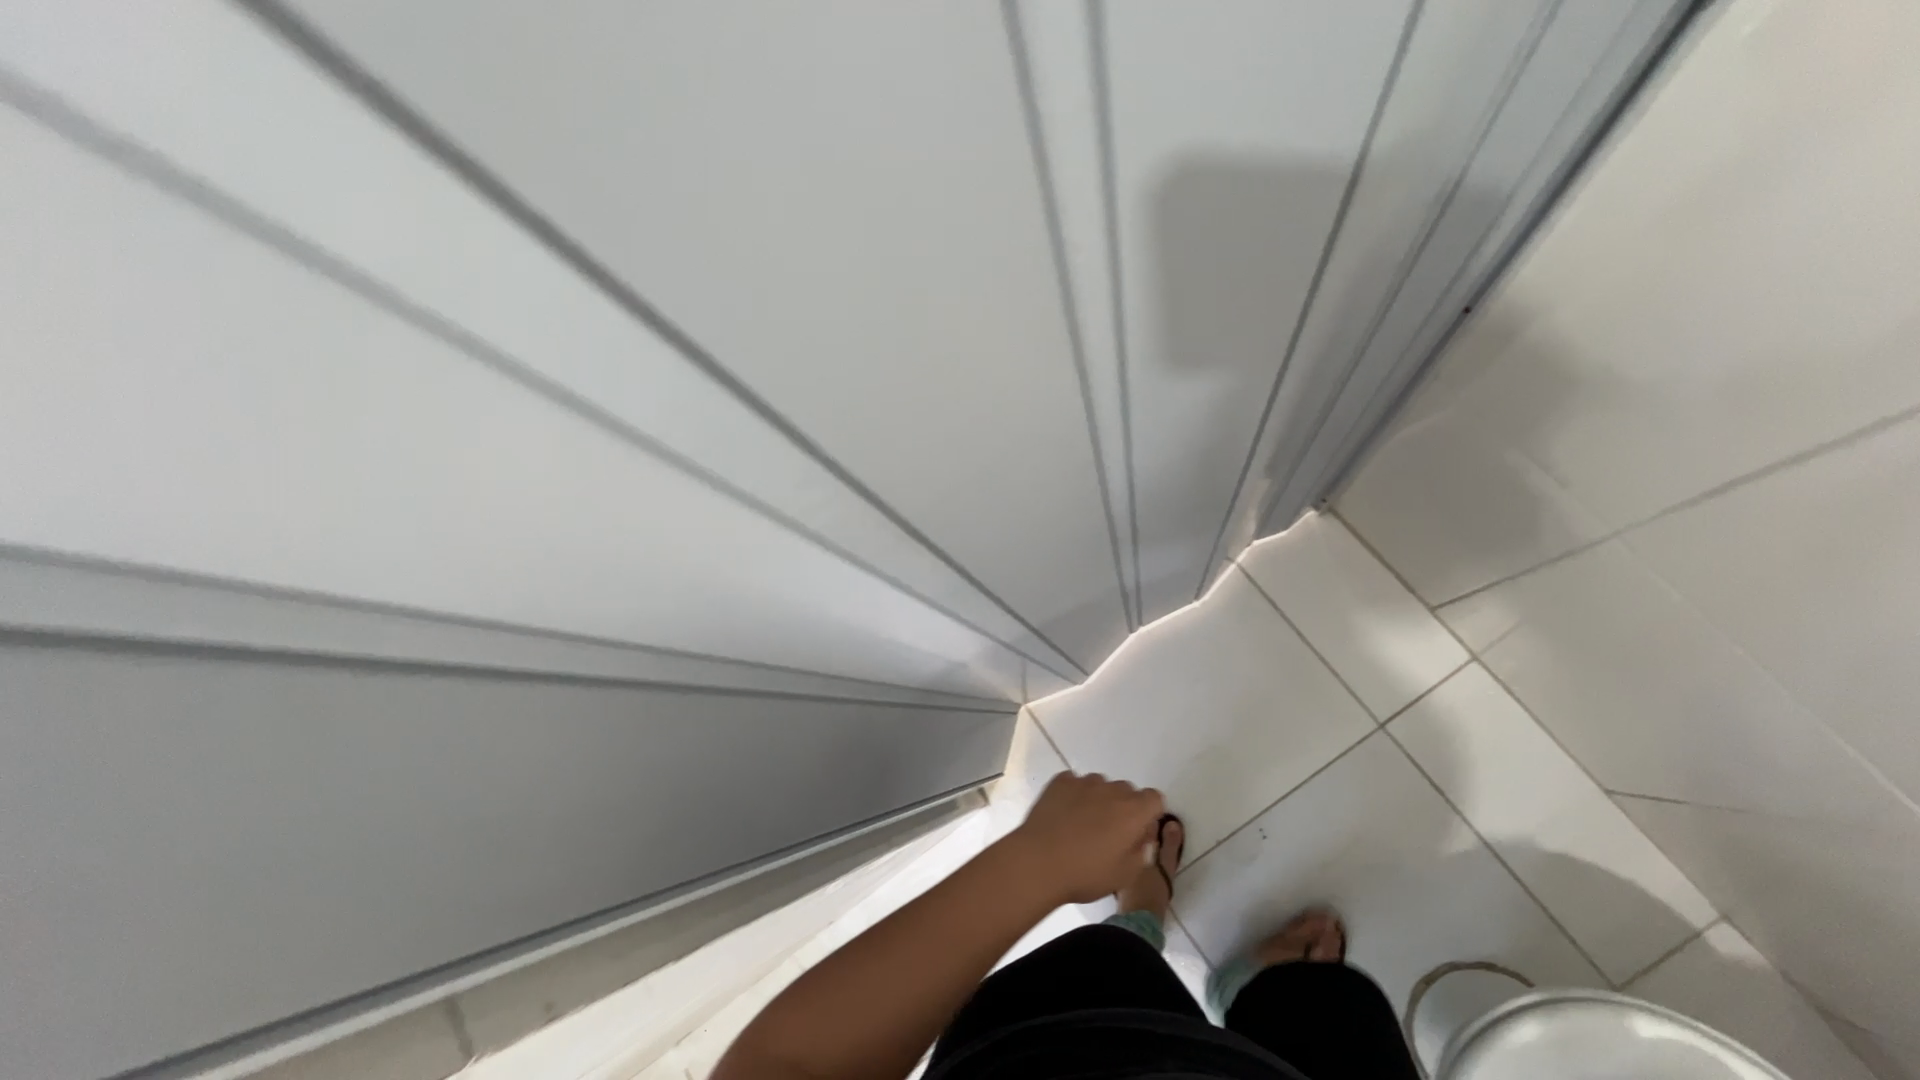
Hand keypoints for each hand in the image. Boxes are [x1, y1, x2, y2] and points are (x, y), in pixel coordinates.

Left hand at [1005, 771, 1165, 903]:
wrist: (1038, 862)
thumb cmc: (1086, 873)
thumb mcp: (1125, 874)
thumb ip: (1141, 851)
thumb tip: (1140, 837)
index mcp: (1133, 811)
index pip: (1154, 799)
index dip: (1148, 815)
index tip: (1136, 833)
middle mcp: (1112, 790)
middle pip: (1126, 791)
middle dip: (1123, 808)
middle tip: (1108, 833)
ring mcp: (1083, 782)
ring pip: (1100, 785)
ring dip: (1098, 799)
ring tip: (1081, 825)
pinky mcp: (1059, 782)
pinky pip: (1074, 783)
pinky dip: (1073, 794)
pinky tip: (1063, 815)